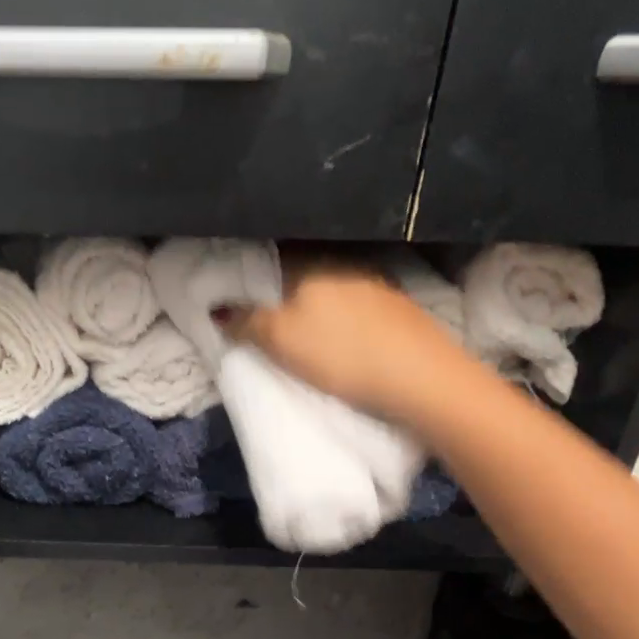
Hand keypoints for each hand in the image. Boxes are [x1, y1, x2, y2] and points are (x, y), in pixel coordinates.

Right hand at [216, 268, 477, 423]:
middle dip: (279, 293)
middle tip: (262, 320)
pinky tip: (339, 337)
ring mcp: (374, 282)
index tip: (234, 301)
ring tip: (299, 333)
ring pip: (329, 289)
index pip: (267, 261)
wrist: (421, 377)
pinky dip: (339, 317)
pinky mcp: (396, 306)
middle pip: (299, 274)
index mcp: (310, 262)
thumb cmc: (340, 354)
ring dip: (312, 306)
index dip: (248, 280)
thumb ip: (246, 320)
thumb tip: (218, 307)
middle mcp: (342, 262)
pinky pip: (353, 304)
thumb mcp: (279, 341)